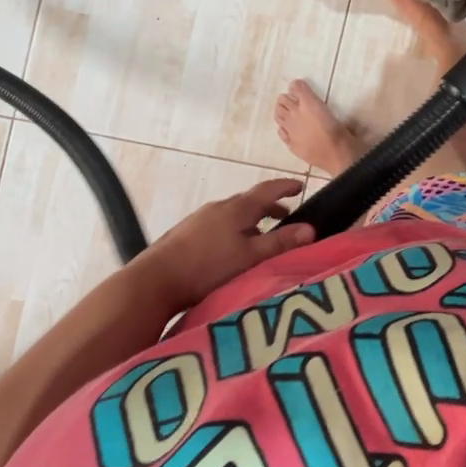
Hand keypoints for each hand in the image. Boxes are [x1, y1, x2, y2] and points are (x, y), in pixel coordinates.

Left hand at [128, 179, 315, 311]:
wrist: (154, 280)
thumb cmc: (207, 267)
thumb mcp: (250, 257)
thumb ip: (280, 243)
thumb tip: (311, 228)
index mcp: (237, 208)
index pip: (267, 189)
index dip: (285, 186)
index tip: (301, 185)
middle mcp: (219, 207)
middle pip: (250, 200)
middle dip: (270, 206)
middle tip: (286, 214)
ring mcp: (200, 219)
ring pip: (233, 213)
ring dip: (251, 219)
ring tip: (260, 235)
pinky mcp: (187, 233)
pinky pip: (219, 224)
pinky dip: (234, 228)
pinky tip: (231, 249)